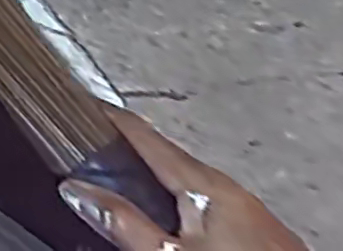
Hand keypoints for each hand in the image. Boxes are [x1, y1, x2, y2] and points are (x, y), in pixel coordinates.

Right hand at [60, 107, 307, 250]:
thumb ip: (122, 223)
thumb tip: (74, 190)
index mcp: (207, 184)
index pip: (142, 131)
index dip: (105, 115)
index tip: (74, 105)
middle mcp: (234, 192)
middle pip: (166, 157)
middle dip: (126, 153)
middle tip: (87, 154)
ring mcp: (257, 220)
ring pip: (190, 185)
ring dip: (154, 182)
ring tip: (120, 189)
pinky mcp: (268, 244)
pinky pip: (211, 209)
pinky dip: (180, 205)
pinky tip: (169, 225)